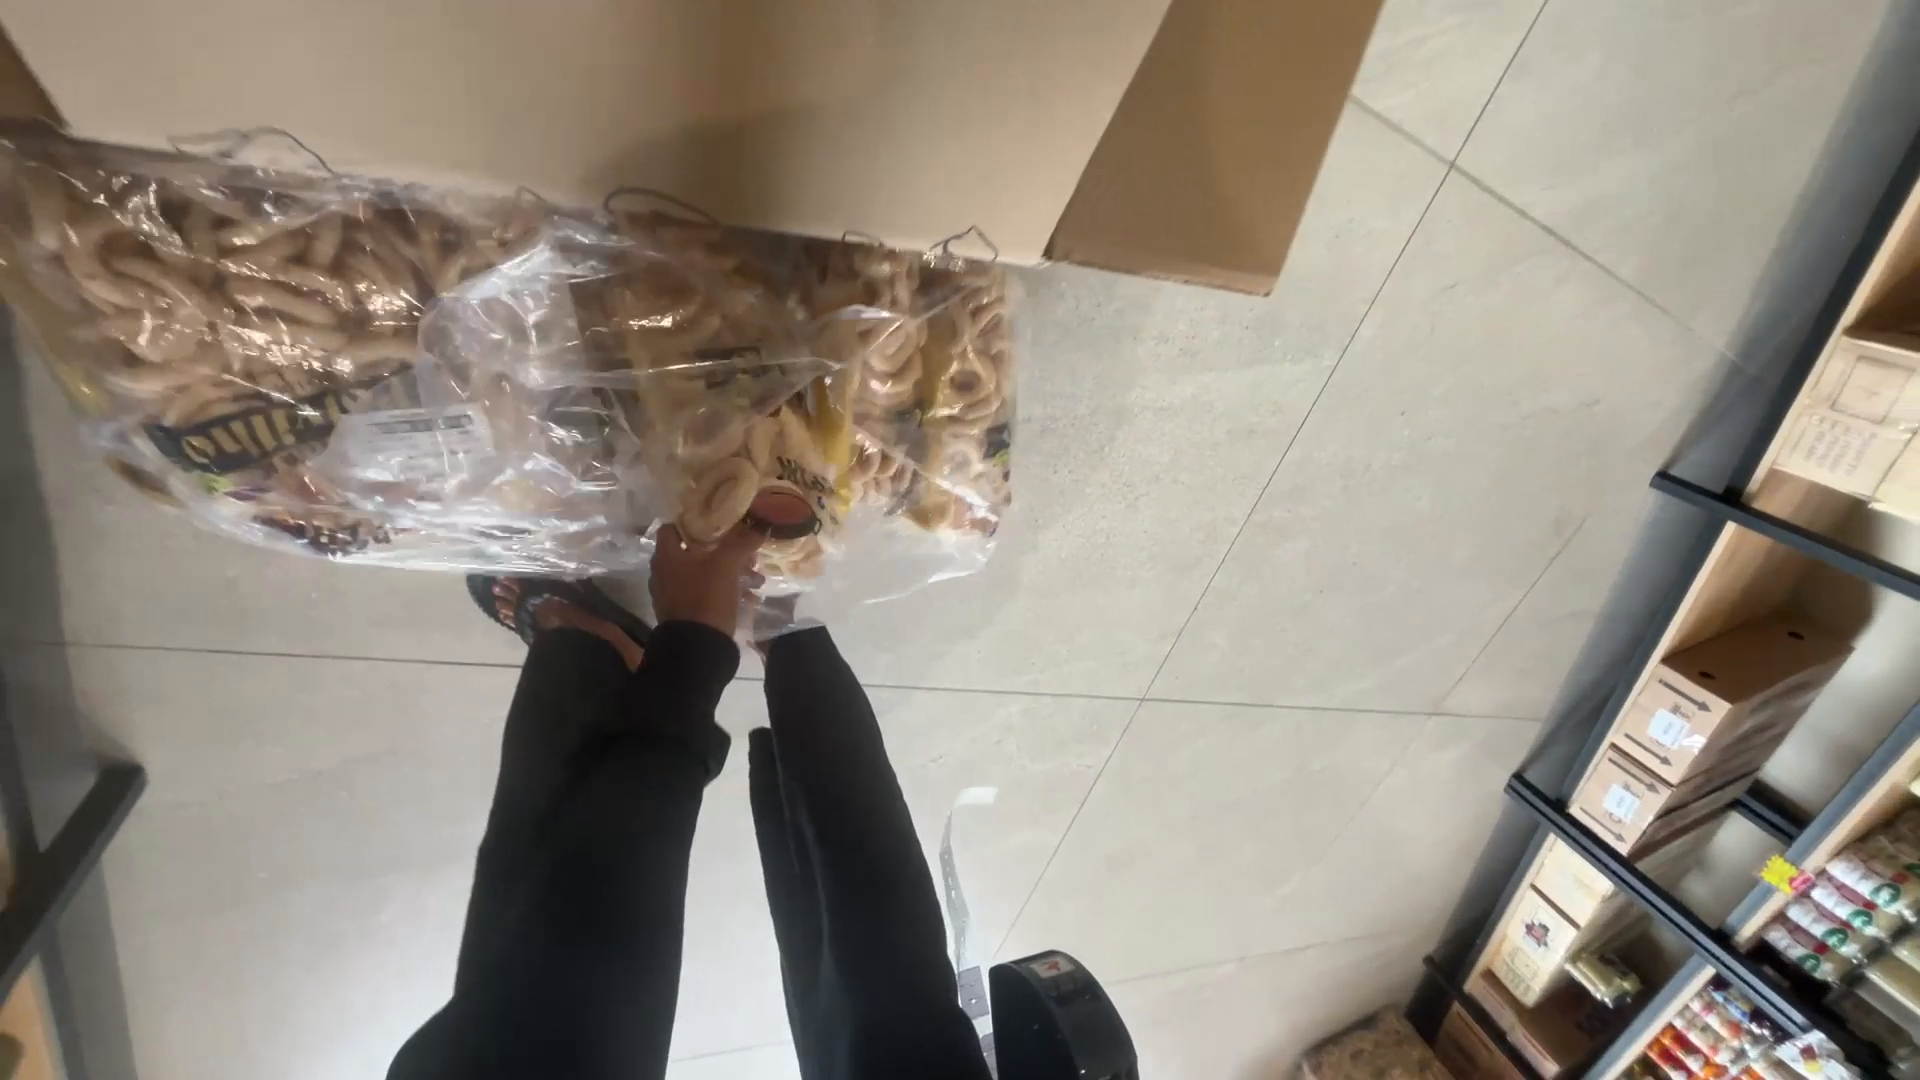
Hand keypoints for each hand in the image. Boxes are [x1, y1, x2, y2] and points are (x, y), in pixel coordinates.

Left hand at [650, 523, 763, 636]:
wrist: (697, 646)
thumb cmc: (706, 596)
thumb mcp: (727, 565)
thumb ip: (742, 543)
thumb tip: (761, 525)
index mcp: (667, 556)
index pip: (673, 527)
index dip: (695, 521)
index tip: (720, 522)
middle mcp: (664, 572)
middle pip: (694, 551)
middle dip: (724, 551)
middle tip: (747, 553)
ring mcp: (673, 594)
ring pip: (704, 573)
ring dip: (730, 572)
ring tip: (755, 579)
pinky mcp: (685, 612)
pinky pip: (706, 593)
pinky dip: (725, 591)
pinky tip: (749, 597)